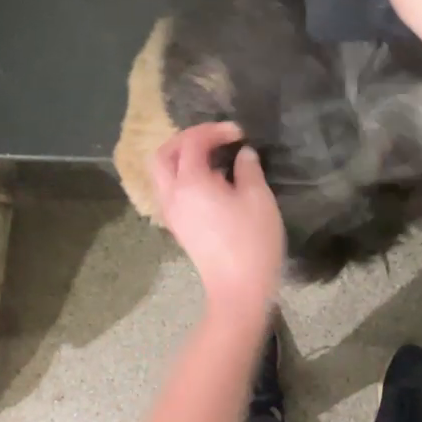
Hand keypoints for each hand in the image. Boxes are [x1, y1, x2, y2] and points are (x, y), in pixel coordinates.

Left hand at [151, 122, 284, 322]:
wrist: (239, 290)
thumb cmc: (252, 241)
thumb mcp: (258, 198)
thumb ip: (248, 169)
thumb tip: (242, 154)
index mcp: (190, 183)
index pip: (191, 142)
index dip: (214, 130)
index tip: (239, 133)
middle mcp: (172, 195)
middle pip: (163, 154)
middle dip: (186, 139)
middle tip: (215, 138)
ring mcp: (172, 213)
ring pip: (163, 174)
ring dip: (182, 158)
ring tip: (214, 158)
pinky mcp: (178, 226)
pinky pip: (171, 190)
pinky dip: (184, 176)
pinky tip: (213, 182)